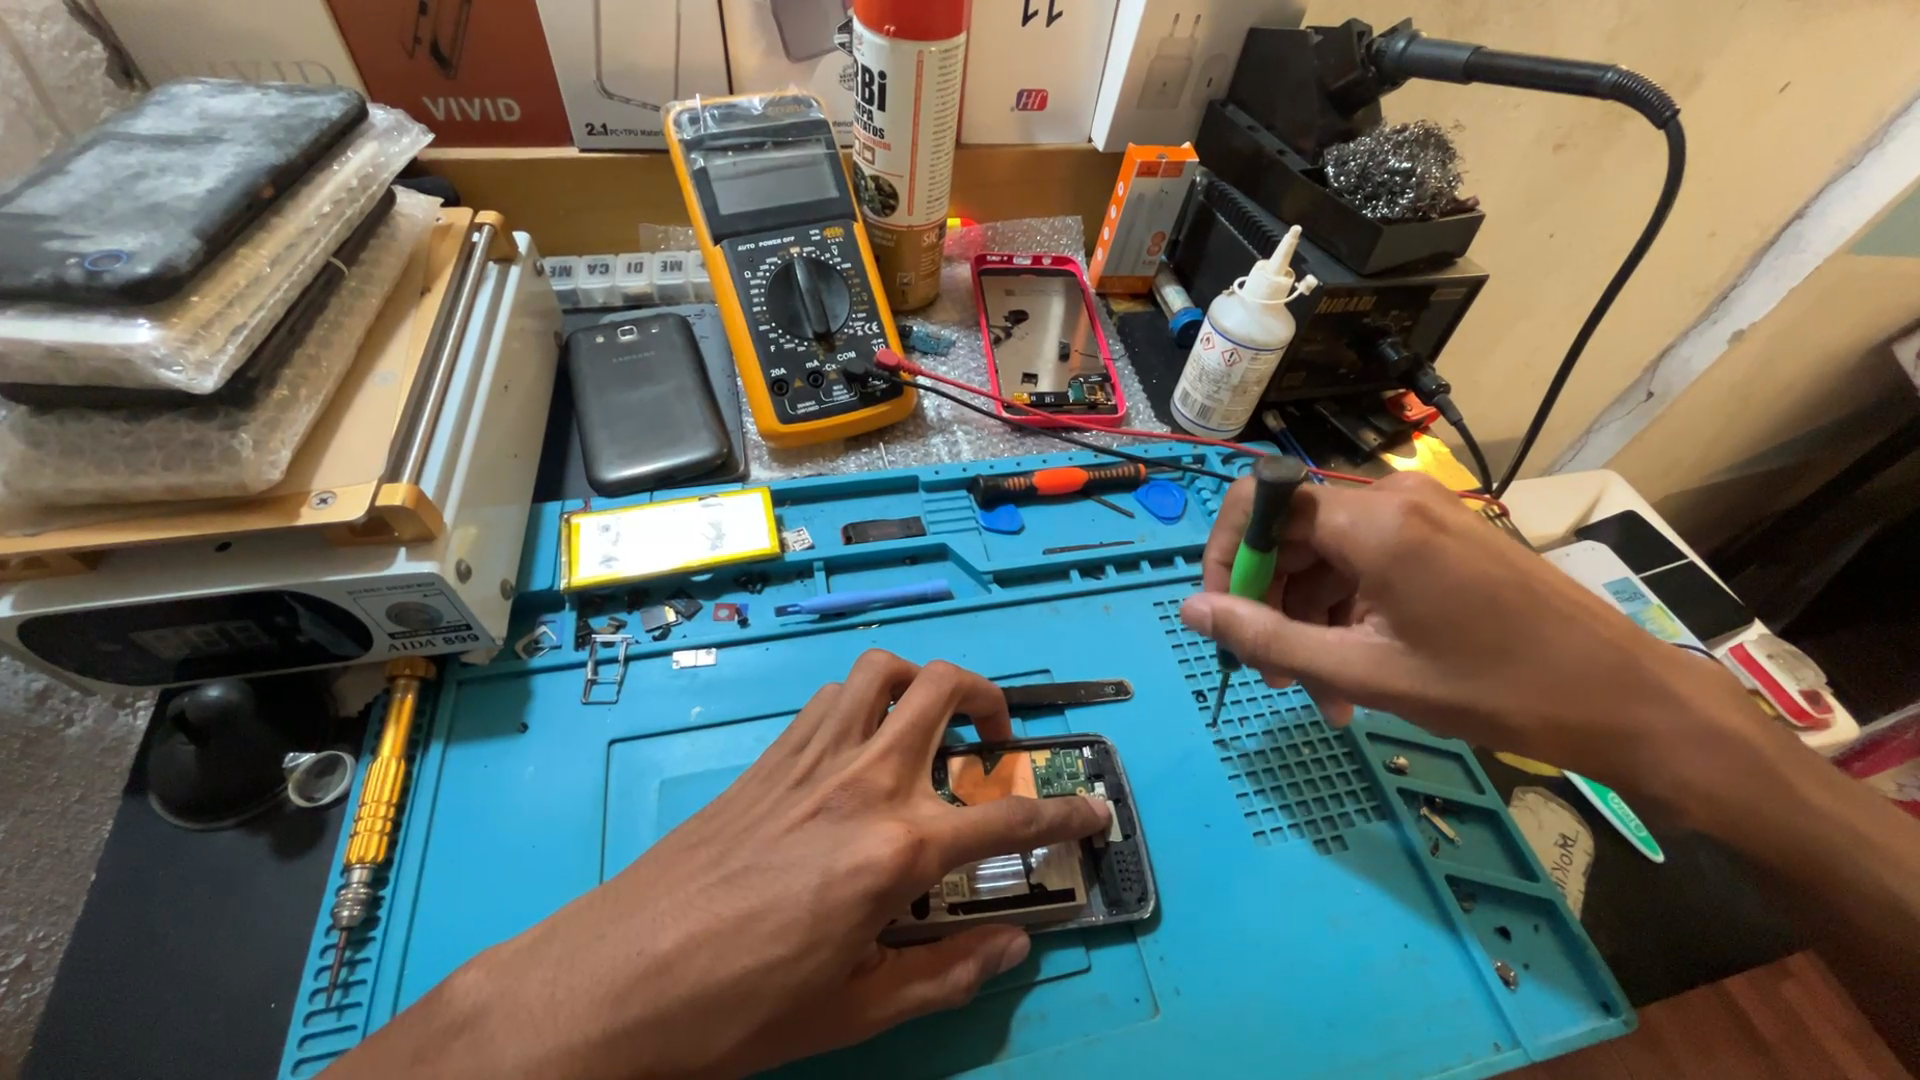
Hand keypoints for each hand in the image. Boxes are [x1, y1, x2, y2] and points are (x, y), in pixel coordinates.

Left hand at [330, 652, 1109, 1079]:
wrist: (620, 976)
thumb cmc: (743, 1006)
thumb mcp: (857, 1009)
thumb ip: (948, 974)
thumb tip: (1014, 946)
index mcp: (897, 849)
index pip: (1009, 819)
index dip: (1066, 814)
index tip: (1096, 810)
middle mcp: (863, 779)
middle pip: (945, 688)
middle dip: (991, 700)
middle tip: (996, 739)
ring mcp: (812, 756)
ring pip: (883, 669)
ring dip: (921, 683)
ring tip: (928, 725)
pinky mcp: (770, 754)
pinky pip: (833, 696)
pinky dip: (866, 698)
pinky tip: (861, 744)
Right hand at [1180, 471, 1757, 795]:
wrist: (1627, 701)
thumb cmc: (1493, 689)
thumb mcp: (1363, 672)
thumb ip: (1266, 638)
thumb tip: (1191, 608)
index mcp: (1371, 521)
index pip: (1258, 504)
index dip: (1225, 556)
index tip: (1223, 616)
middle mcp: (1391, 501)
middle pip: (1289, 534)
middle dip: (1269, 604)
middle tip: (1273, 676)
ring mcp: (1422, 518)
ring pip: (1325, 558)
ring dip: (1309, 621)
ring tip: (1323, 695)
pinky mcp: (1442, 540)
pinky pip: (1365, 566)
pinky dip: (1347, 615)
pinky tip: (1354, 676)